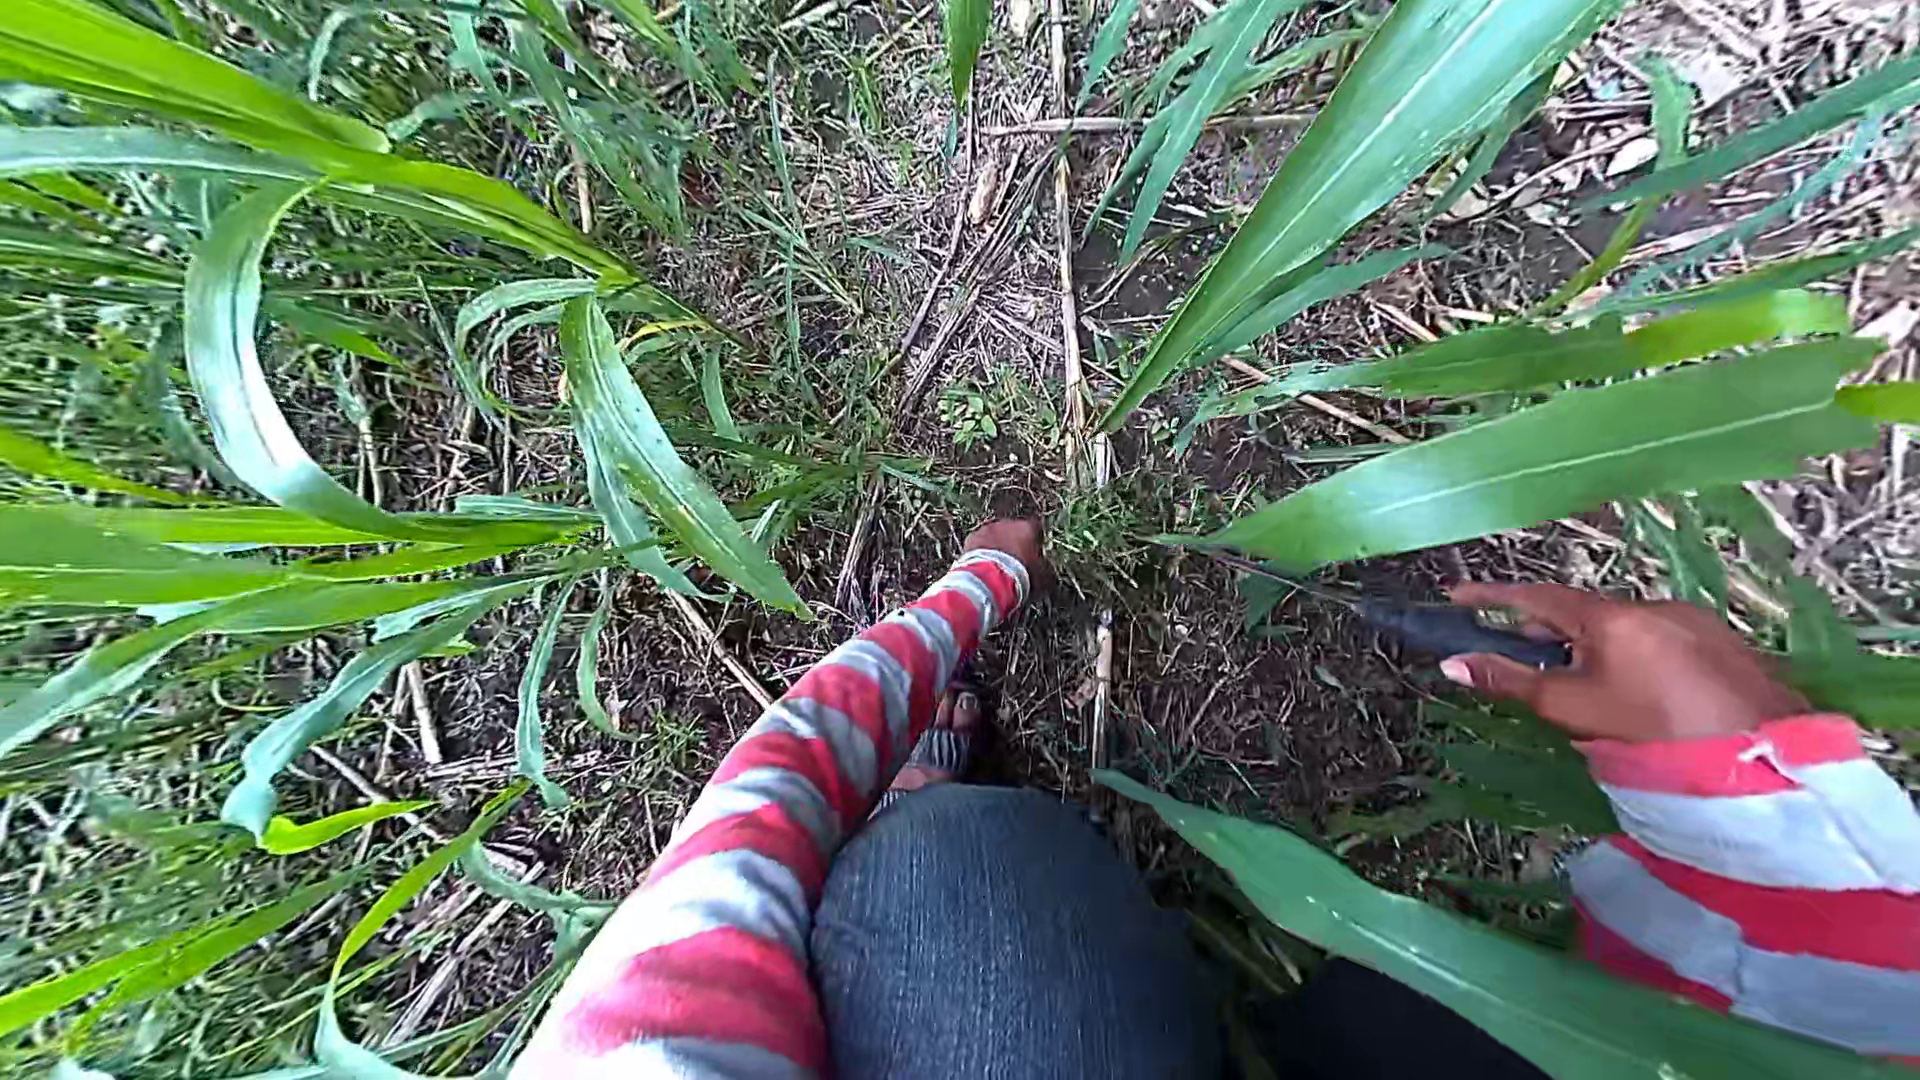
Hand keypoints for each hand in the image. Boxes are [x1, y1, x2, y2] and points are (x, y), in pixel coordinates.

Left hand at [962, 517, 1050, 595]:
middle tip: (1013, 562)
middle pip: (1013, 530)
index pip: (1036, 528)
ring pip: (995, 535)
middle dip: (1013, 543)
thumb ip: (1045, 568)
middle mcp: (1008, 523)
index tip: (1034, 554)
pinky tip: (982, 566)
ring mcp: (988, 528)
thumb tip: (1045, 568)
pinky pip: (979, 542)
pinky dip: (981, 551)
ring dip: (996, 546)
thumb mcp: (1042, 577)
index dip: (1035, 541)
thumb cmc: (1020, 576)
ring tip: (996, 566)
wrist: (989, 580)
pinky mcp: (972, 537)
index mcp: (1028, 528)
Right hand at [1442, 583, 1808, 741]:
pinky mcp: (1726, 644)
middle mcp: (1654, 608)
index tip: (1458, 596)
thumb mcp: (1567, 705)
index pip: (1536, 596)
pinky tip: (1628, 682)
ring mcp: (1696, 623)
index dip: (1492, 595)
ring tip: (1576, 675)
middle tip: (1520, 652)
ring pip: (1619, 623)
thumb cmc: (1652, 729)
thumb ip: (1506, 679)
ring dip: (1587, 641)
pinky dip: (1627, 649)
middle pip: (1579, 610)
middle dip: (1544, 628)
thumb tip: (1452, 663)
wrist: (1767, 764)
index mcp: (1611, 618)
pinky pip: (1656, 634)